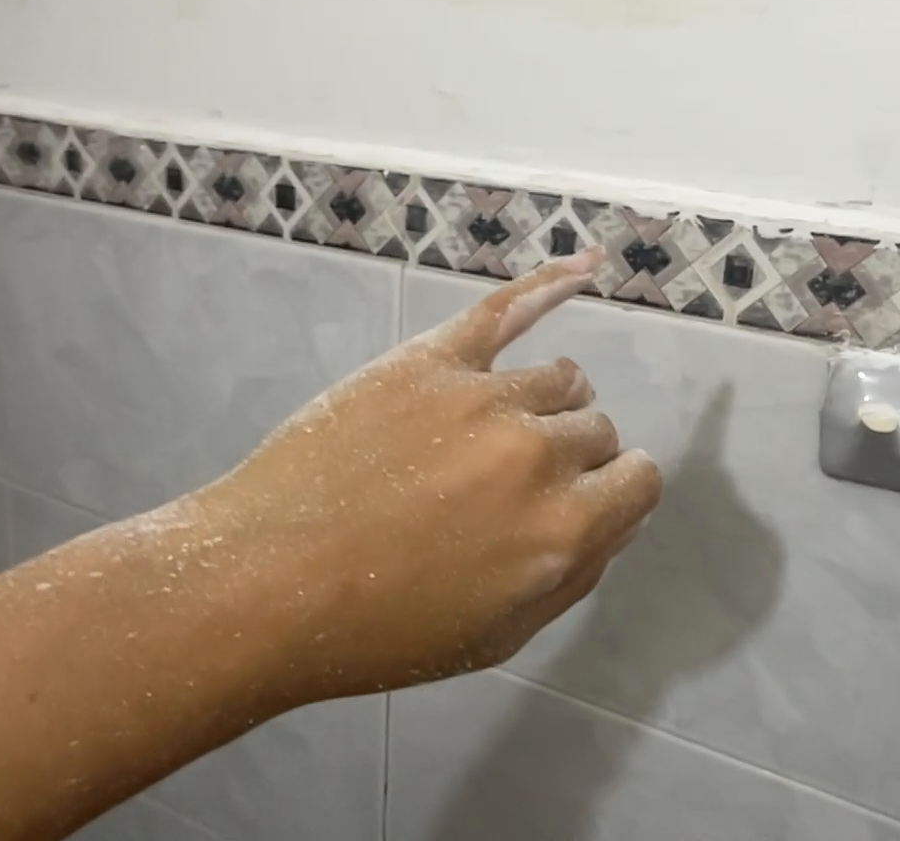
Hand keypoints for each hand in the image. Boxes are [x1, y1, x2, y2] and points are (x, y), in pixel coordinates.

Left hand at [190, 248, 661, 701]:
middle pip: (599, 428)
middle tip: (511, 485)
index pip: (639, 480)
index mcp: (563, 531)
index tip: (584, 502)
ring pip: (563, 378)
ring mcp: (486, 397)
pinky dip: (553, 282)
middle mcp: (540, 454)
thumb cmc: (381, 629)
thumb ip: (579, 574)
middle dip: (573, 457)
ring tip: (497, 428)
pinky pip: (508, 308)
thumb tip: (617, 518)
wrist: (261, 587)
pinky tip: (590, 265)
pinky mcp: (434, 360)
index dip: (616, 493)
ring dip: (548, 404)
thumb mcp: (500, 634)